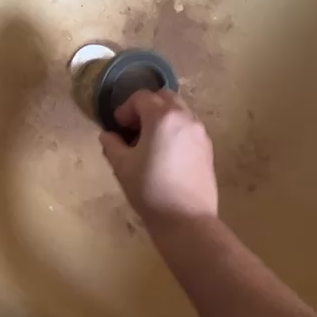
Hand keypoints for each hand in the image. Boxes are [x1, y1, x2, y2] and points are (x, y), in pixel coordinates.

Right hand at [98, 89, 218, 226]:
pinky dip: (176, 130)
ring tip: (150, 141)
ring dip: (163, 117)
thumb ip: (112, 145)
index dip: (126, 108)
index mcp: (162, 117)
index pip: (142, 98)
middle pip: (165, 97)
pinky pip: (189, 128)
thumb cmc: (150, 190)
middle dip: (147, 107)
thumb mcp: (122, 166)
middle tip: (134, 128)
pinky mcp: (208, 148)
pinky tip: (166, 153)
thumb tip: (108, 135)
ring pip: (180, 111)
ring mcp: (200, 133)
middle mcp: (185, 118)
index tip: (118, 126)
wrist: (185, 219)